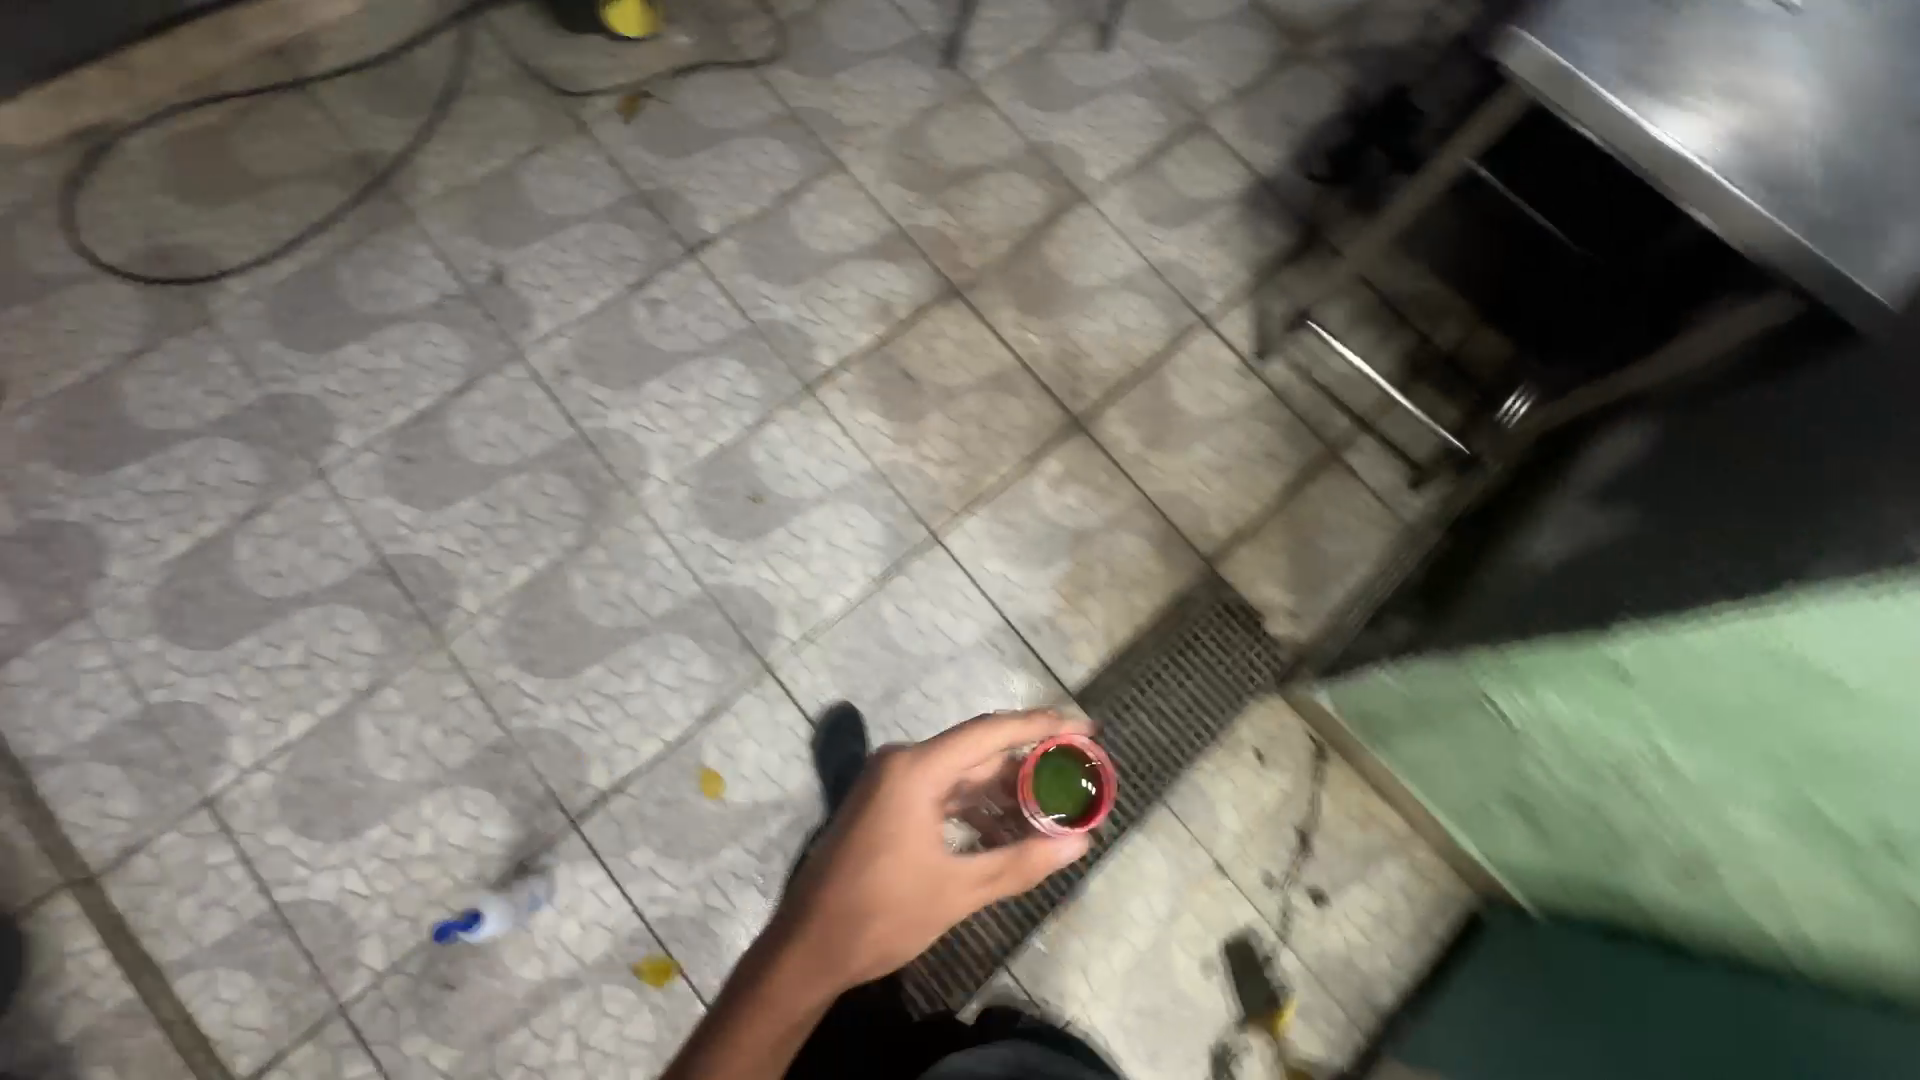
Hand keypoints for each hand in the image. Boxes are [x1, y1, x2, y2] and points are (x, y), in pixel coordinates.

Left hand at [773, 708, 1095, 992]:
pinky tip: (1010, 830)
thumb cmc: (880, 915)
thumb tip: (1080, 844)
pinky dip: (976, 810)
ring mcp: (892, 783)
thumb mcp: (957, 891)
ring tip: (1055, 810)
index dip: (1042, 725)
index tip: (1086, 727)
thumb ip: (1020, 862)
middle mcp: (903, 763)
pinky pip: (943, 794)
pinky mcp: (887, 805)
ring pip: (962, 776)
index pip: (990, 732)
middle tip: (1079, 774)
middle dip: (1029, 766)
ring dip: (1005, 793)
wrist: (808, 948)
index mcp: (915, 769)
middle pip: (978, 753)